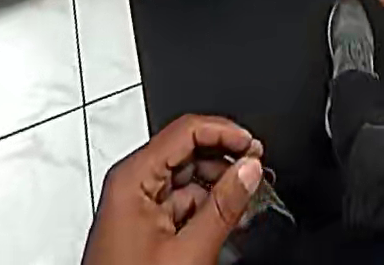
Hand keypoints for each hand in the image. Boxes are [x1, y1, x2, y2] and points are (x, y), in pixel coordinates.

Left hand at [81, 114, 263, 264]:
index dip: (225, 133)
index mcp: (133, 178)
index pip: (187, 130)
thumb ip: (223, 206)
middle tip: (253, 169)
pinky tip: (224, 219)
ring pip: (186, 176)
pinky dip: (204, 205)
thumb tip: (249, 168)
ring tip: (242, 200)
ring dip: (217, 185)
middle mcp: (131, 184)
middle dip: (224, 160)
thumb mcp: (187, 254)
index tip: (252, 146)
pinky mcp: (141, 227)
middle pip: (187, 150)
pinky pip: (180, 200)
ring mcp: (135, 206)